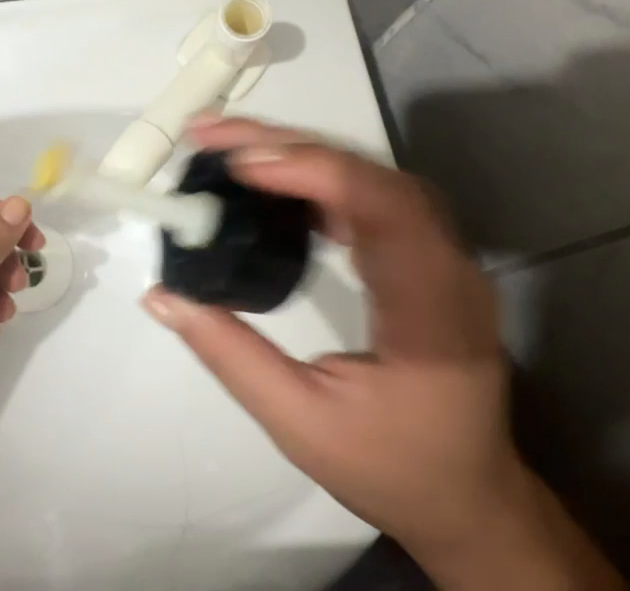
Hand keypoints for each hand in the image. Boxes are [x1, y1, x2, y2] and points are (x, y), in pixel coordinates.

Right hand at [143, 119, 622, 588]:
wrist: (465, 495)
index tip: (241, 163)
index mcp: (431, 312)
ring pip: (375, 176)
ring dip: (302, 152)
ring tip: (232, 146)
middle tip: (212, 134)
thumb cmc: (391, 467)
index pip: (384, 209)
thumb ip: (232, 357)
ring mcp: (443, 258)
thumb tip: (163, 296)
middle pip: (375, 176)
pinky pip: (375, 197)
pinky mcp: (426, 258)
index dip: (314, 172)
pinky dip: (320, 177)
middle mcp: (449, 268)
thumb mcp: (302, 424)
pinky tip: (275, 180)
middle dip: (291, 145)